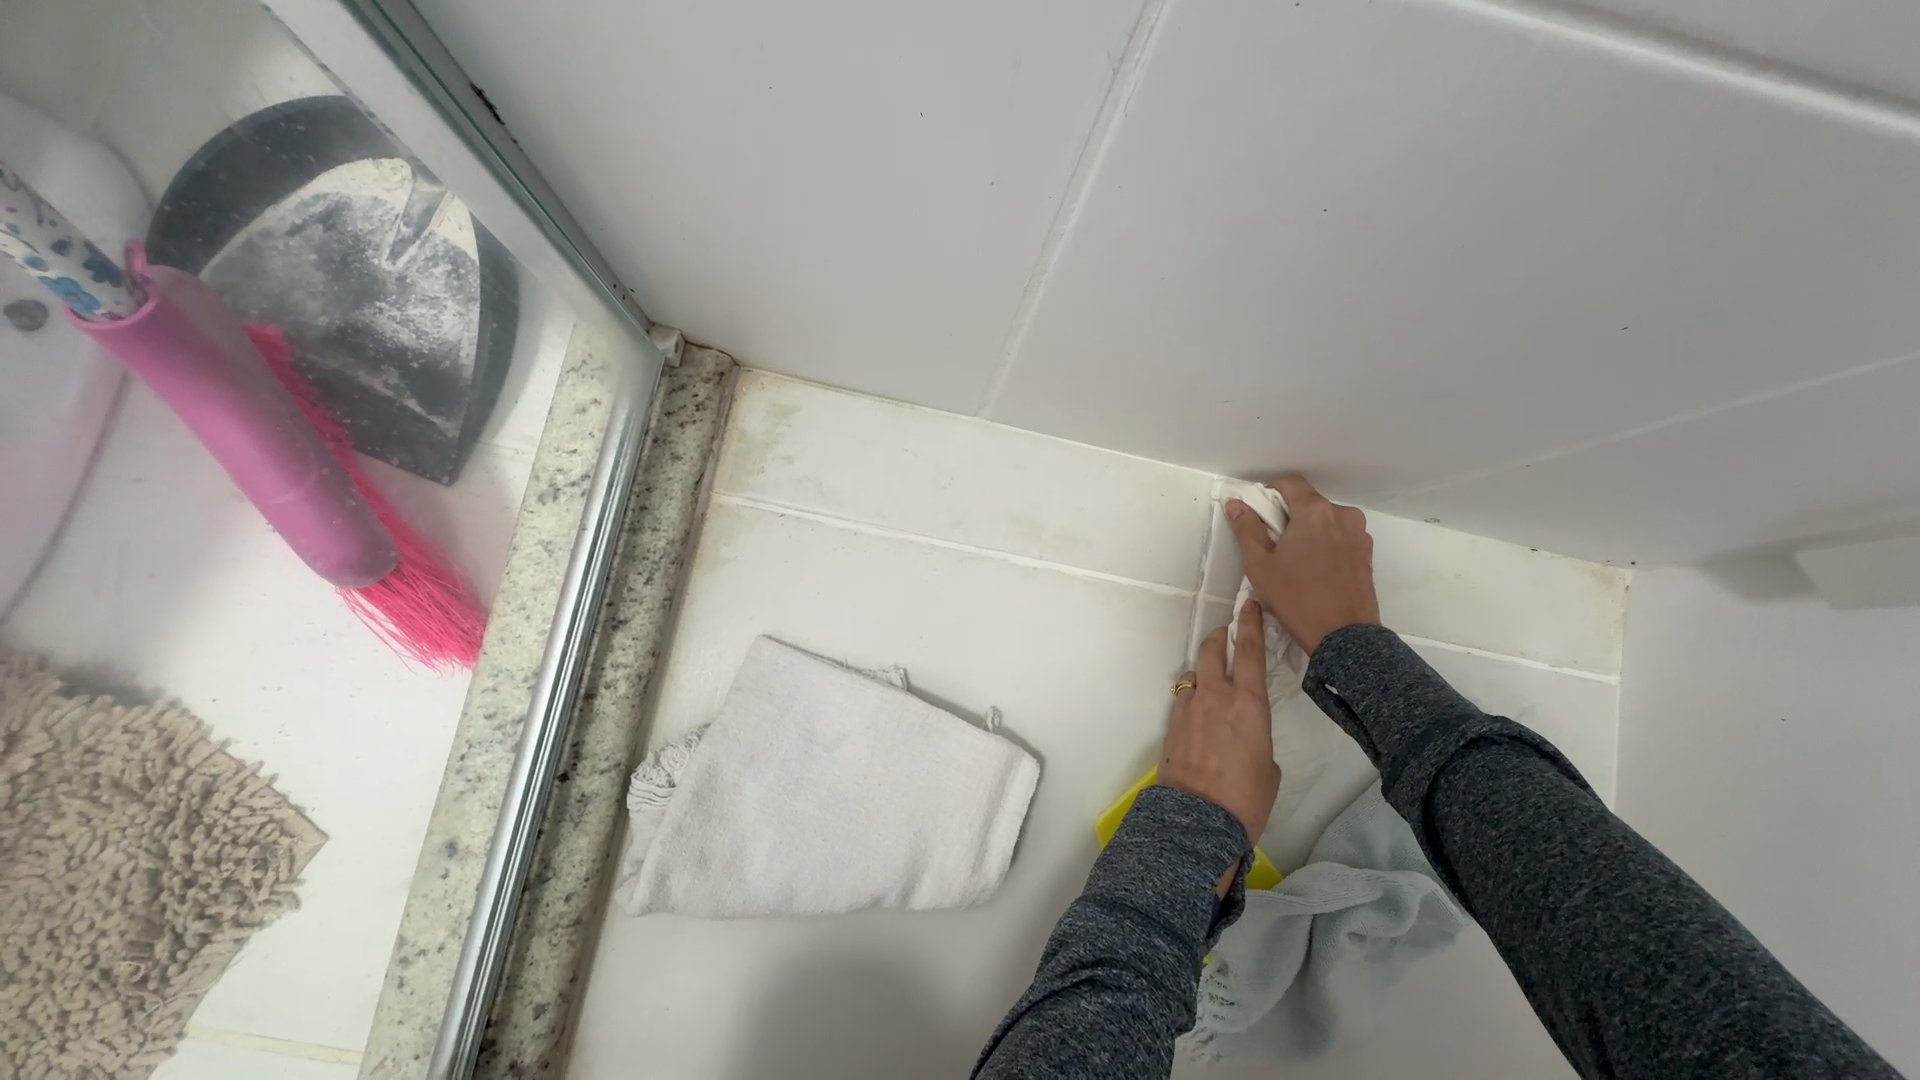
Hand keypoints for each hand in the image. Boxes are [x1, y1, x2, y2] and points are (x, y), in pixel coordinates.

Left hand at [1160, 600, 1280, 877]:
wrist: (1199, 819)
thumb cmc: (1246, 798)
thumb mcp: (1268, 769)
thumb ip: (1258, 742)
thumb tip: (1246, 741)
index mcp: (1249, 704)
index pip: (1249, 651)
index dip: (1250, 624)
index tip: (1250, 605)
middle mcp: (1216, 696)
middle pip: (1212, 650)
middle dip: (1219, 637)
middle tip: (1226, 635)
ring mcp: (1189, 708)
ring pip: (1194, 675)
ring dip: (1203, 672)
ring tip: (1212, 685)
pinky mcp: (1171, 724)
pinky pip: (1183, 699)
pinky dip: (1191, 698)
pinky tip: (1198, 716)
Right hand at [1226, 474, 1379, 654]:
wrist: (1343, 636)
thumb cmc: (1296, 597)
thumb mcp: (1259, 564)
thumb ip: (1246, 529)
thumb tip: (1237, 505)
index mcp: (1315, 512)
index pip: (1291, 483)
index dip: (1270, 493)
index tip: (1259, 516)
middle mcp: (1342, 515)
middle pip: (1309, 503)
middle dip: (1289, 517)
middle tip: (1273, 546)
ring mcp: (1359, 535)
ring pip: (1326, 521)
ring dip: (1309, 531)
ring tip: (1295, 562)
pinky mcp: (1366, 554)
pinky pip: (1340, 538)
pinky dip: (1325, 545)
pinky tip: (1314, 572)